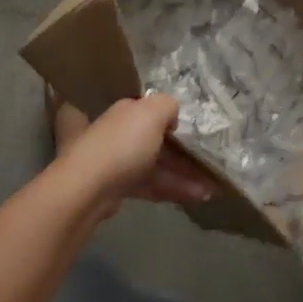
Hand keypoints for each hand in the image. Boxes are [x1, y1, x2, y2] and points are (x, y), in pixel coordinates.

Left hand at [51, 95, 214, 206]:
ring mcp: (116, 161)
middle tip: (213, 164)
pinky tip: (198, 196)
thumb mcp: (150, 112)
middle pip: (156, 140)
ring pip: (156, 165)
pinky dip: (173, 189)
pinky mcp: (118, 187)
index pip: (150, 110)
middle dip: (186, 154)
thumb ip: (166, 105)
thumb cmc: (121, 144)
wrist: (89, 188)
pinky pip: (151, 185)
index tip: (198, 132)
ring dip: (185, 175)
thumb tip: (171, 113)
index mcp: (123, 111)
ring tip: (214, 187)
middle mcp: (118, 133)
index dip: (175, 120)